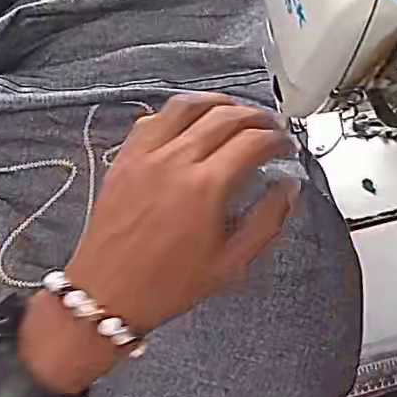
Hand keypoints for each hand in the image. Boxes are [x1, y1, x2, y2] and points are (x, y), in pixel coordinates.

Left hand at [19, 93, 300, 392]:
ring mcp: (146, 157)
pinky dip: (177, 112)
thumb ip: (267, 222)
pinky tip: (188, 122)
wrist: (110, 294)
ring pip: (187, 105)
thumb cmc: (164, 285)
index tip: (284, 146)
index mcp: (205, 187)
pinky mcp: (125, 159)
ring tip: (234, 111)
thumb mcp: (231, 265)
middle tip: (269, 128)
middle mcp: (175, 163)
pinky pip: (153, 118)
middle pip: (225, 116)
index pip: (253, 141)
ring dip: (218, 103)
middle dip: (256, 116)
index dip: (278, 138)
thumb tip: (286, 191)